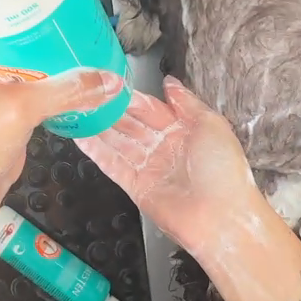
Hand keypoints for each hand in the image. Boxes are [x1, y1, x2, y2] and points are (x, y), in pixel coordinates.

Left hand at [0, 23, 123, 203]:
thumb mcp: (25, 105)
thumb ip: (68, 90)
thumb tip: (110, 80)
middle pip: (7, 25)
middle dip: (36, 17)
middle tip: (67, 5)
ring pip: (21, 50)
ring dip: (44, 45)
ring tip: (75, 31)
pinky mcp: (5, 97)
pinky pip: (30, 73)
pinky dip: (48, 69)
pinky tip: (73, 66)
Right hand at [76, 76, 260, 254]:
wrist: (221, 218)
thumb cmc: (223, 169)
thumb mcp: (211, 124)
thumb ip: (186, 101)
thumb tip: (168, 81)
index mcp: (183, 131)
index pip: (151, 109)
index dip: (132, 98)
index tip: (111, 84)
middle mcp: (164, 148)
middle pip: (131, 125)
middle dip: (111, 111)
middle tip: (87, 96)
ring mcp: (148, 167)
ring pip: (118, 143)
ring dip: (99, 128)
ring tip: (76, 111)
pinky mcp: (135, 186)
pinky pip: (112, 165)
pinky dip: (96, 151)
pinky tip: (80, 136)